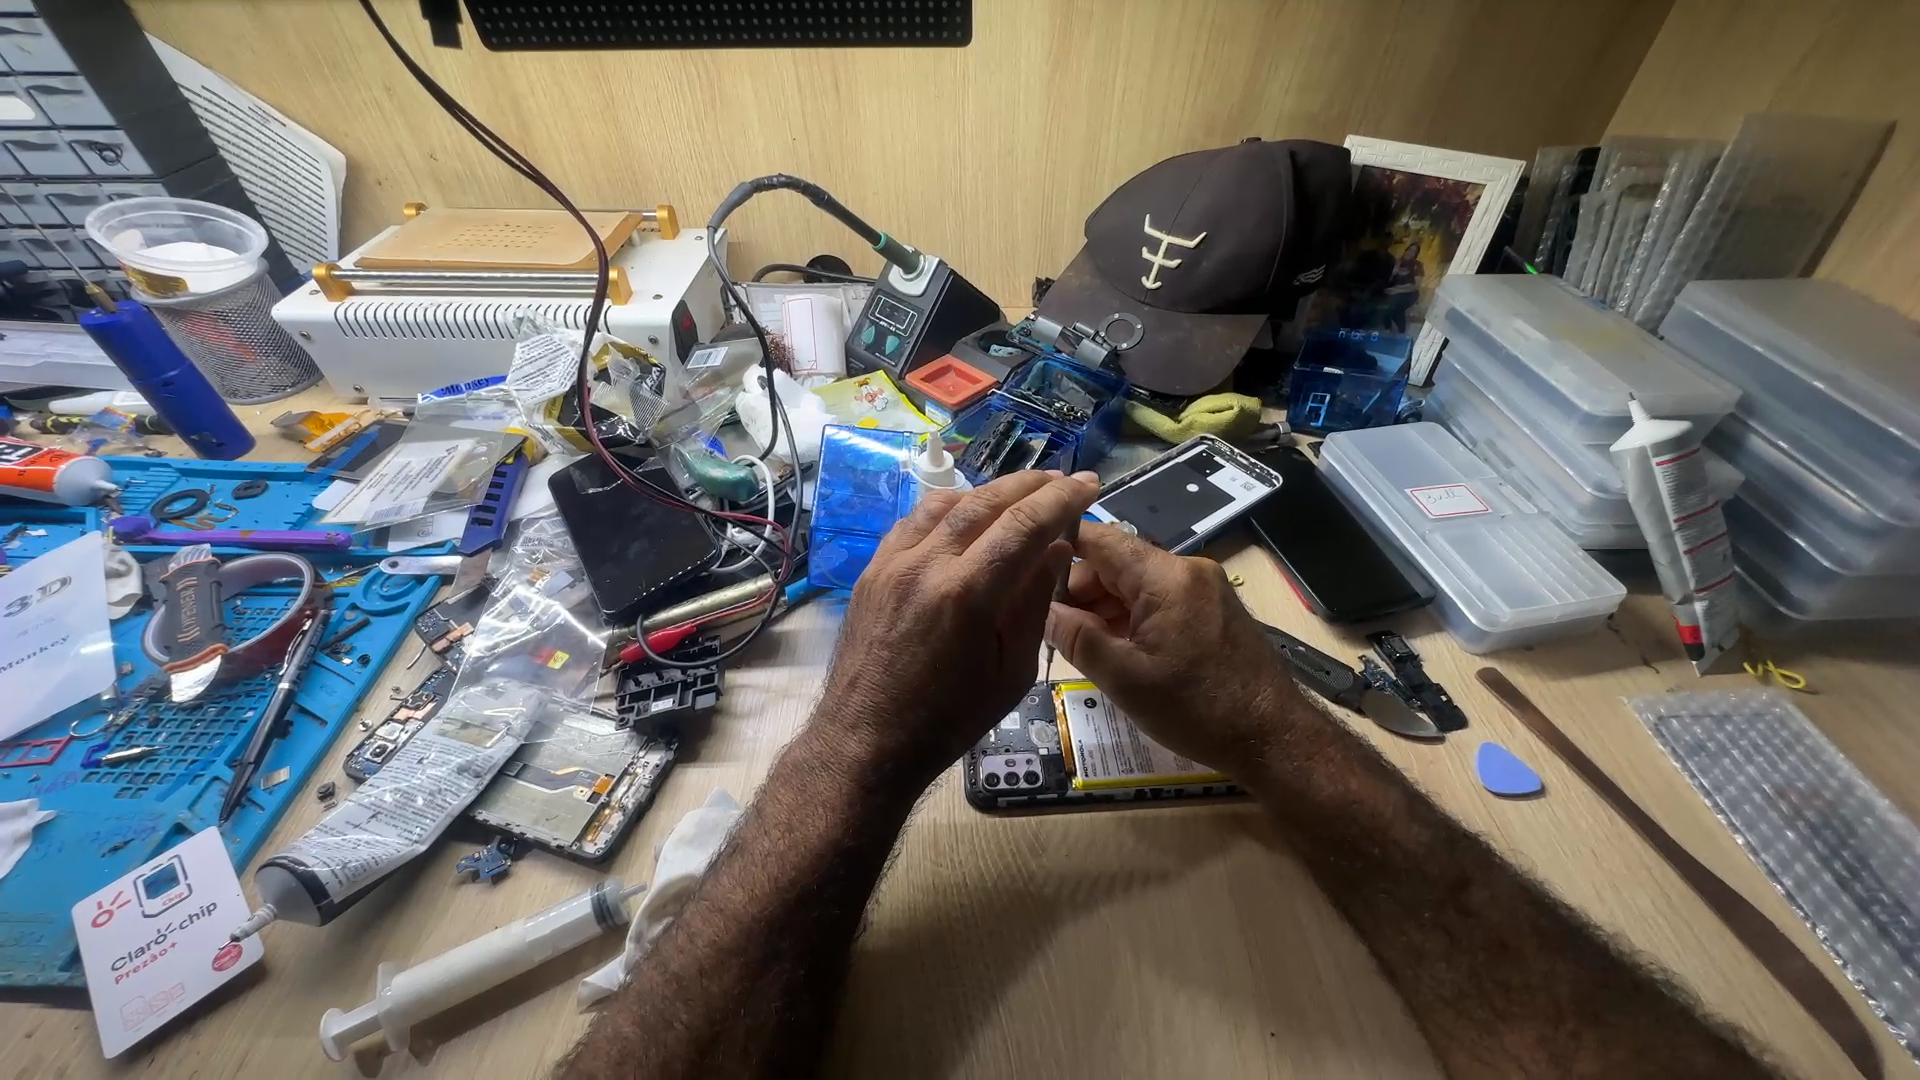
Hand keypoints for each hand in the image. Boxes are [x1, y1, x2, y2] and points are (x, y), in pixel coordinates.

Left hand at [821, 470, 1100, 786]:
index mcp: (967, 594)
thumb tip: (1054, 549)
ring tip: (1017, 494)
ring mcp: (892, 563)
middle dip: (1030, 484)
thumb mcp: (1012, 673)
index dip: (1062, 500)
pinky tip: (963, 515)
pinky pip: (913, 521)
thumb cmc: (948, 720)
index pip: (1024, 526)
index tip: (1089, 484)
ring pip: (945, 503)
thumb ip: (1033, 604)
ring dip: (987, 491)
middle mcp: (926, 564)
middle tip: (1061, 478)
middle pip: (985, 502)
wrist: (865, 740)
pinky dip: (947, 509)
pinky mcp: (872, 570)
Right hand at [1043, 523, 1304, 777]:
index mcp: (1164, 576)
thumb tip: (1041, 611)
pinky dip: (1131, 617)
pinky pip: (1158, 599)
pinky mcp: (1211, 609)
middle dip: (1081, 591)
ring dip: (1105, 608)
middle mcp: (1186, 570)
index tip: (1027, 574)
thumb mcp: (1124, 678)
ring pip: (1135, 583)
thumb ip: (1076, 638)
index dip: (1059, 549)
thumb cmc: (1196, 708)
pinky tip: (1116, 648)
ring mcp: (1203, 588)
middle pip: (1116, 562)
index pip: (1099, 539)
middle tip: (1054, 628)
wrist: (1273, 737)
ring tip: (1081, 644)